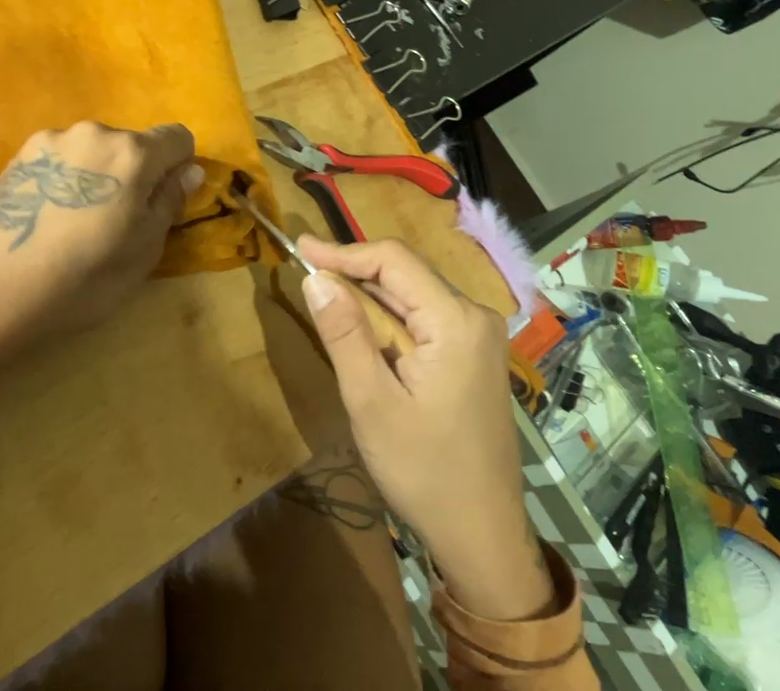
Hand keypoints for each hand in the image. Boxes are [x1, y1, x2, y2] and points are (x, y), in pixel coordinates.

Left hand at [0, 122, 202, 386]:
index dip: (177, 168)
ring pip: (90, 152)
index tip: (161, 204)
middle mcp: (92, 133)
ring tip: (73, 225)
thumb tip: (189, 170)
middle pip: (130, 145)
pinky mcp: (16, 157)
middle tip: (114, 224)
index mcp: (133, 153)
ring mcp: (48, 142)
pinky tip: (45, 220)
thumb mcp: (143, 251)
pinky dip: (62, 181)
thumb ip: (168, 202)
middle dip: (132, 174)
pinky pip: (58, 161)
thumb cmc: (84, 279)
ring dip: (94, 176)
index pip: (177, 138)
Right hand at [297, 236, 554, 622]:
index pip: (394, 261)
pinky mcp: (472, 357)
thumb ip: (344, 333)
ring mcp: (478, 338)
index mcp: (456, 321)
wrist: (480, 531)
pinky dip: (387, 318)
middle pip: (405, 274)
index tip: (298, 248)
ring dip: (367, 295)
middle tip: (302, 271)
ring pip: (413, 296)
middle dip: (352, 271)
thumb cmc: (422, 469)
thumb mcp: (371, 401)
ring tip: (321, 293)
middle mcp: (475, 318)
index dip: (342, 252)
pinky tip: (358, 326)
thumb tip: (315, 278)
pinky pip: (423, 320)